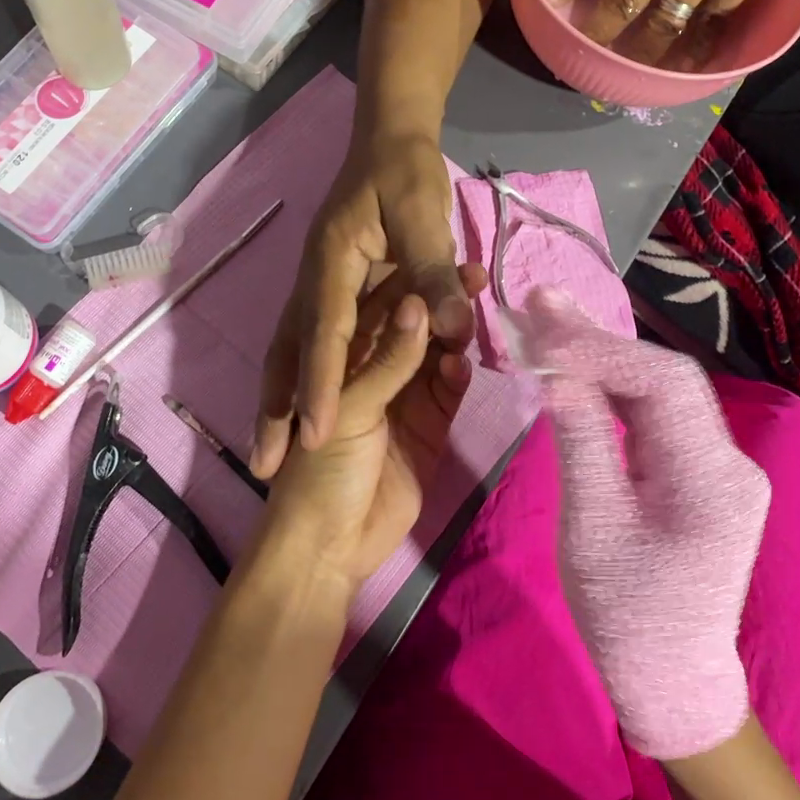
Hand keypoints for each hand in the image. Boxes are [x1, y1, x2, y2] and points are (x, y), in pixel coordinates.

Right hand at [254, 131, 474, 474]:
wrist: (388, 138)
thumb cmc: (405, 172)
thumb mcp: (423, 213)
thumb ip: (434, 271)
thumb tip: (454, 331)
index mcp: (331, 262)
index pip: (325, 332)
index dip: (320, 385)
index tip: (316, 436)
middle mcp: (311, 280)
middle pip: (287, 350)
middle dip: (276, 408)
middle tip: (264, 466)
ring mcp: (315, 285)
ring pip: (290, 349)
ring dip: (279, 398)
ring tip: (269, 450)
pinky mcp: (328, 289)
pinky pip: (309, 340)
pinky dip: (301, 376)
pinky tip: (299, 407)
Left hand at [260, 267, 481, 587]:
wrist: (333, 546)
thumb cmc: (323, 471)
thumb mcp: (355, 409)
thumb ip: (389, 361)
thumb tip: (420, 304)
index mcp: (339, 358)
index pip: (378, 309)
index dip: (409, 281)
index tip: (442, 253)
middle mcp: (371, 369)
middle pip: (412, 327)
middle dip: (440, 301)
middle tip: (476, 274)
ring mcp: (402, 398)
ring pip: (433, 355)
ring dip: (454, 336)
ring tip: (476, 313)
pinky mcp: (428, 427)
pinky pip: (446, 391)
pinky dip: (456, 375)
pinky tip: (466, 362)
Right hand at [515, 288, 771, 759]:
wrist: (670, 675)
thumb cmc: (625, 613)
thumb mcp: (592, 527)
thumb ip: (580, 442)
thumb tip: (556, 373)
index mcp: (710, 479)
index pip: (663, 384)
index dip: (601, 347)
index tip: (542, 323)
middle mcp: (729, 462)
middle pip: (666, 379)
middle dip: (600, 341)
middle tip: (540, 304)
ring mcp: (721, 467)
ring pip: (662, 393)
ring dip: (605, 359)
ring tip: (550, 324)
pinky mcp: (702, 476)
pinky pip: (658, 418)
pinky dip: (615, 391)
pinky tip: (580, 371)